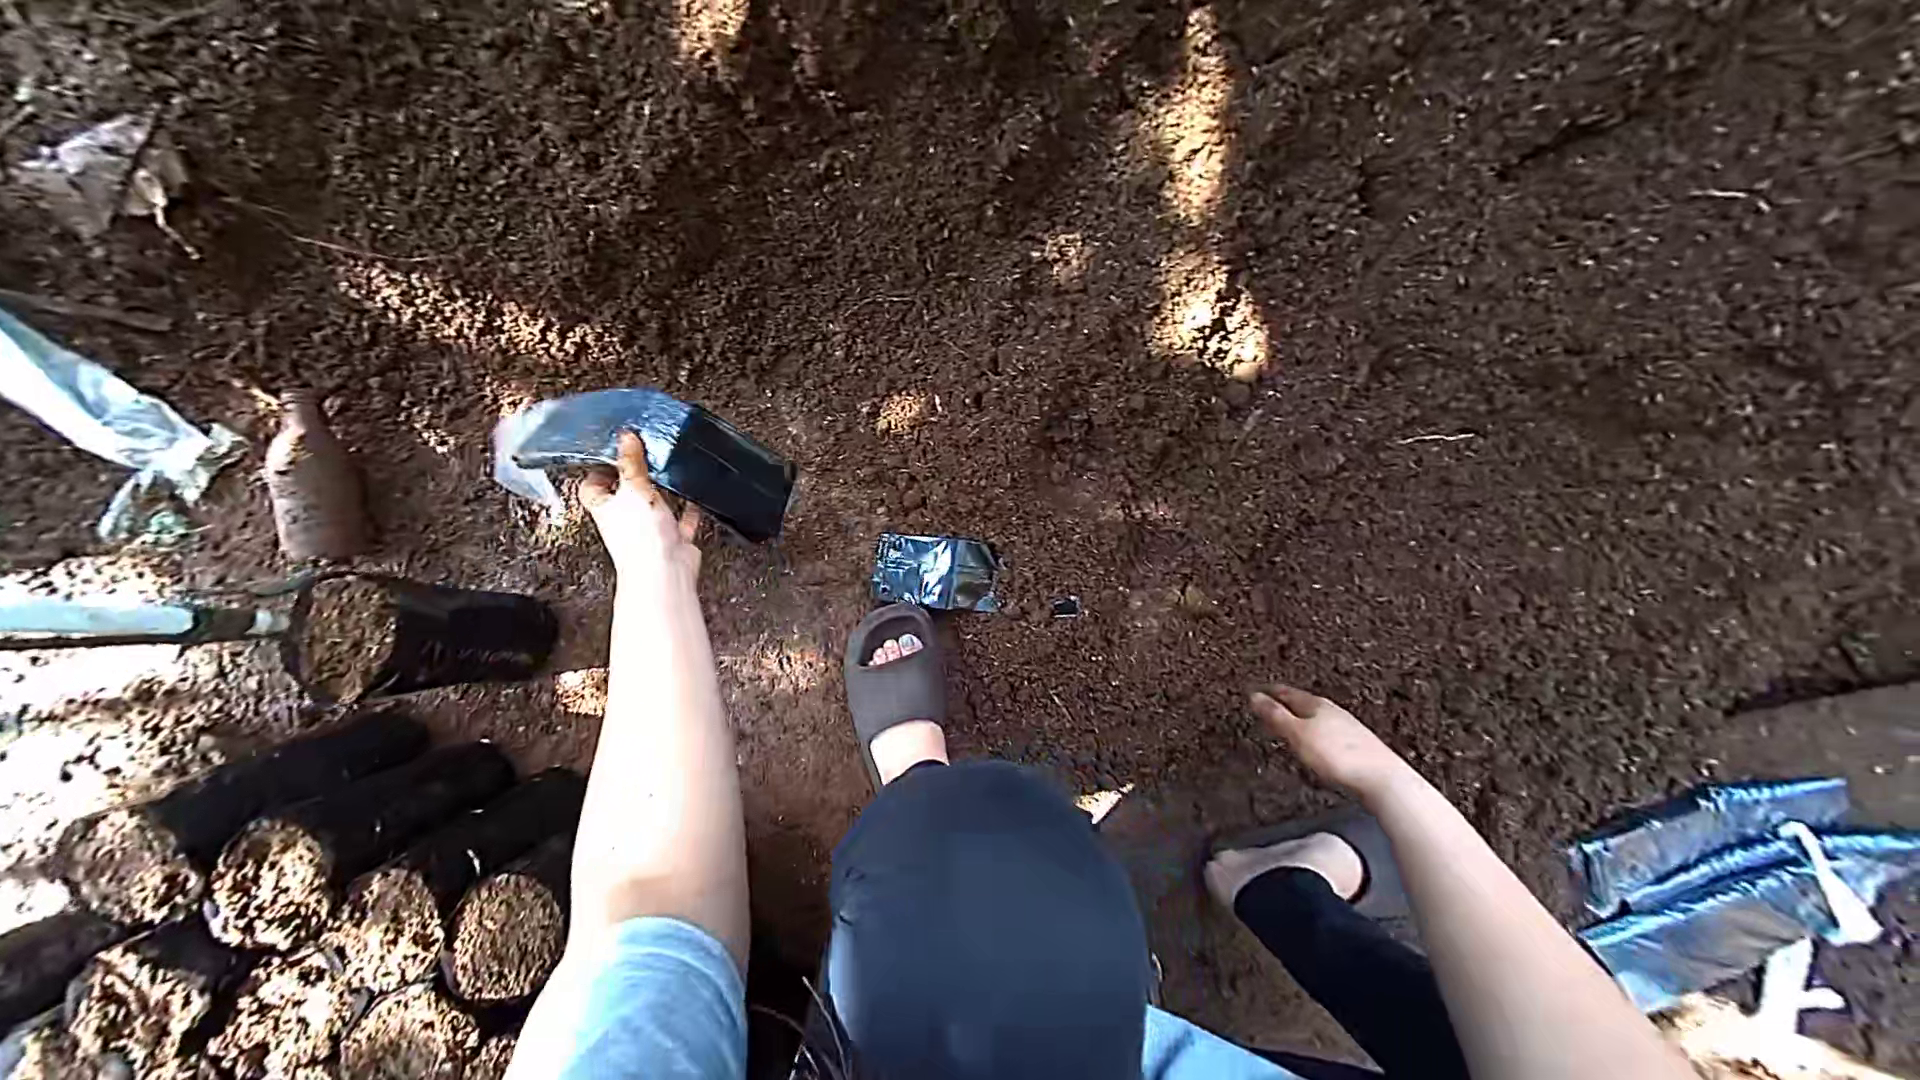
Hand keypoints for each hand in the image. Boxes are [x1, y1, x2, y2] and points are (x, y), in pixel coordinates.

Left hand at [580, 431, 702, 586]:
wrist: (666, 571)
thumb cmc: (640, 539)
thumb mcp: (633, 489)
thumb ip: (631, 463)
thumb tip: (625, 437)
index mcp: (605, 508)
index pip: (593, 483)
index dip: (600, 467)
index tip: (613, 450)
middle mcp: (624, 520)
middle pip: (624, 493)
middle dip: (634, 476)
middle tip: (643, 456)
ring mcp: (649, 530)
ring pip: (653, 506)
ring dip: (660, 491)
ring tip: (668, 471)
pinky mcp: (673, 538)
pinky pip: (681, 520)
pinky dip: (688, 509)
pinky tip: (693, 497)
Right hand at [1251, 685, 1413, 801]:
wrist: (1384, 780)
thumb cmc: (1340, 756)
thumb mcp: (1297, 733)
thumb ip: (1274, 715)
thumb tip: (1254, 697)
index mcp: (1317, 705)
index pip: (1286, 692)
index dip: (1269, 692)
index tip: (1255, 692)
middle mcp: (1334, 713)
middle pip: (1303, 704)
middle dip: (1285, 704)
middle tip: (1270, 705)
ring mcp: (1349, 730)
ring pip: (1318, 719)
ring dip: (1301, 720)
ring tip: (1290, 725)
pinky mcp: (1359, 748)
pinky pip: (1330, 734)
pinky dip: (1316, 734)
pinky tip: (1318, 744)